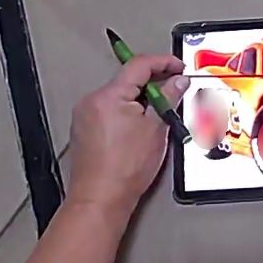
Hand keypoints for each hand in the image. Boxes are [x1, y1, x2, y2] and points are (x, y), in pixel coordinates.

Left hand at [67, 54, 187, 219]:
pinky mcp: (83, 128)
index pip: (139, 65)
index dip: (163, 62)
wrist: (100, 199)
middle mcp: (92, 100)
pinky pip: (109, 109)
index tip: (178, 67)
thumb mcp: (156, 129)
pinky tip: (140, 129)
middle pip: (128, 80)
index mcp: (109, 96)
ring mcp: (85, 114)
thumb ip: (168, 98)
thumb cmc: (126, 169)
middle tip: (174, 93)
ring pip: (119, 95)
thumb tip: (178, 81)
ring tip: (158, 118)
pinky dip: (127, 111)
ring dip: (140, 99)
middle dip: (153, 84)